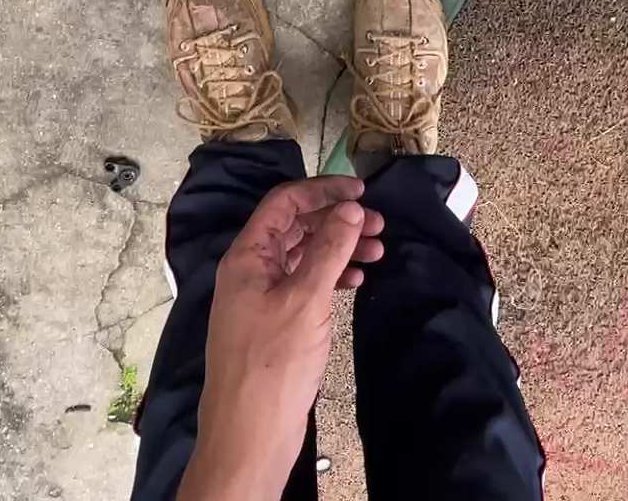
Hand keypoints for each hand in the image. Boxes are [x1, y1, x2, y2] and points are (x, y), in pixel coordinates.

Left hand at [178, 177, 385, 500]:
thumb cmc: (274, 363)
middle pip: (298, 226)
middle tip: (380, 224)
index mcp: (248, 256)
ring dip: (340, 247)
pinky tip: (357, 280)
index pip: (285, 202)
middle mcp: (252, 269)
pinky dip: (333, 275)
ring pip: (305, 254)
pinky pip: (306, 282)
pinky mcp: (276, 320)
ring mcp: (262, 296)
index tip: (362, 192)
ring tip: (378, 250)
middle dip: (338, 219)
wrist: (249, 437)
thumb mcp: (306, 299)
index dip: (323, 190)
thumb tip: (351, 208)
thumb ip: (330, 249)